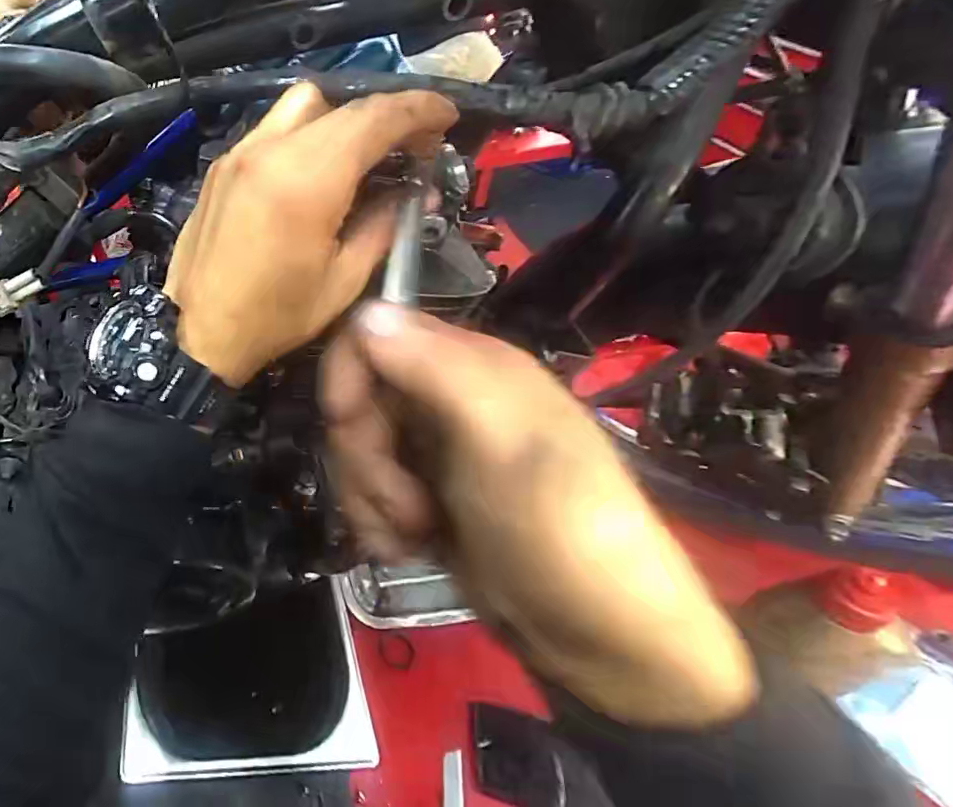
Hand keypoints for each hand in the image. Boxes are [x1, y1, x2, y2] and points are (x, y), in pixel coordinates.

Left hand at [163, 83, 456, 386]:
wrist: (198, 332)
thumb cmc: (276, 315)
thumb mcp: (345, 279)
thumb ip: (385, 224)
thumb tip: (413, 192)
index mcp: (306, 178)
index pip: (373, 117)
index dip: (419, 109)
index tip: (446, 117)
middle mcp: (269, 150)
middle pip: (339, 102)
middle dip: (384, 114)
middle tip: (410, 144)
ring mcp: (238, 153)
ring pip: (299, 104)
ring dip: (341, 117)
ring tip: (361, 153)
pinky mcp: (221, 166)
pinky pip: (271, 129)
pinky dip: (305, 133)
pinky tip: (315, 169)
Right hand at [321, 302, 758, 727]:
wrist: (605, 642)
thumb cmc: (557, 527)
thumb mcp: (501, 442)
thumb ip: (434, 368)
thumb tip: (366, 310)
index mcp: (470, 364)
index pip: (372, 333)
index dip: (346, 375)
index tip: (346, 426)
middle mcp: (446, 395)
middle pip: (356, 396)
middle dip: (363, 454)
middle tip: (402, 502)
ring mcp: (434, 447)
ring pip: (355, 446)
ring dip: (368, 494)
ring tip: (412, 532)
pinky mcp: (425, 492)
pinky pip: (367, 486)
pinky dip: (374, 517)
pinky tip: (405, 546)